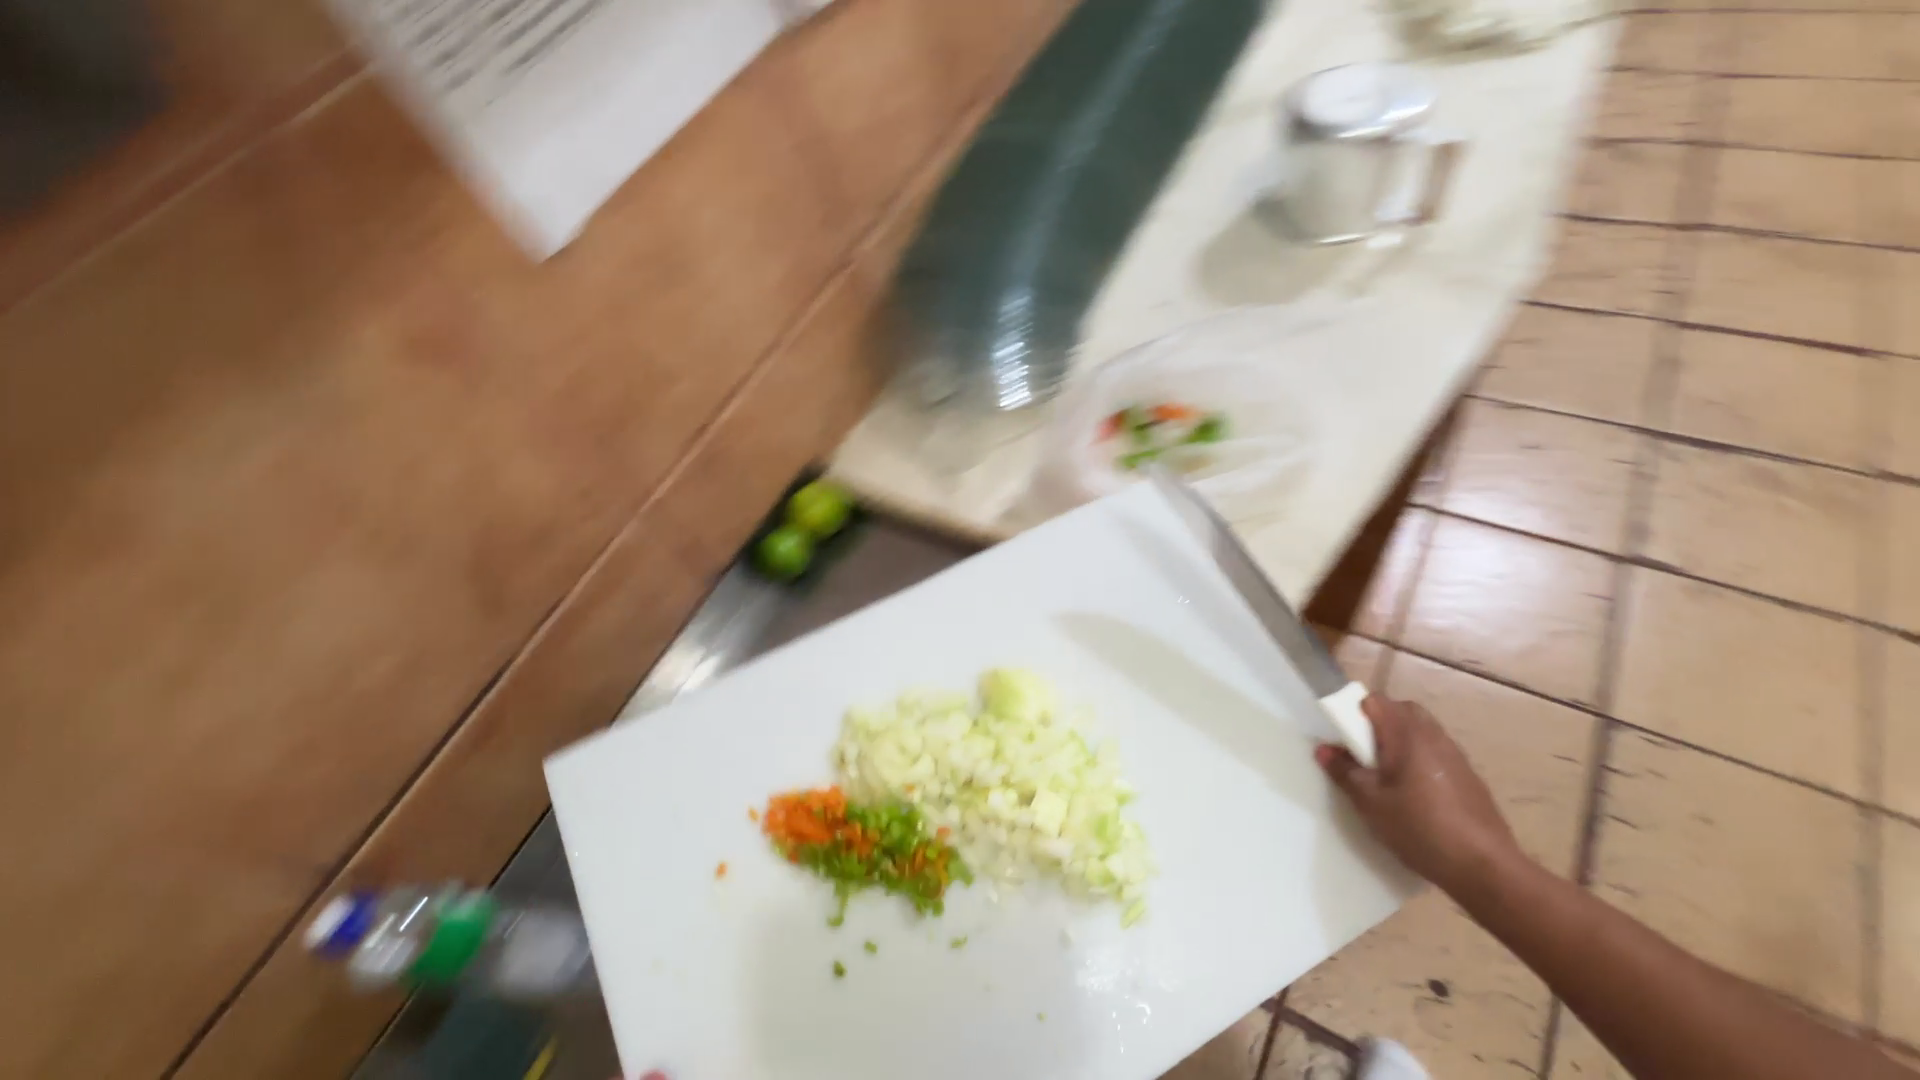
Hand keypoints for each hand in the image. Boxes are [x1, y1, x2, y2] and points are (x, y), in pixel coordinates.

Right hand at [1314, 695, 1522, 894]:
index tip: (1344, 738)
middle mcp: (1434, 735)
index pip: (1375, 700)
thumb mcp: (1371, 803)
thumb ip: (1344, 772)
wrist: (1484, 866)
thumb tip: (1323, 749)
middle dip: (1378, 723)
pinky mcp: (1468, 774)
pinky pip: (1435, 750)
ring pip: (1420, 730)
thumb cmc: (1420, 829)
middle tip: (1362, 754)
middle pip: (1401, 710)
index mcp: (1407, 735)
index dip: (1354, 712)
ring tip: (1386, 775)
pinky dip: (1418, 757)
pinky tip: (1414, 792)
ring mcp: (1455, 754)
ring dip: (1399, 741)